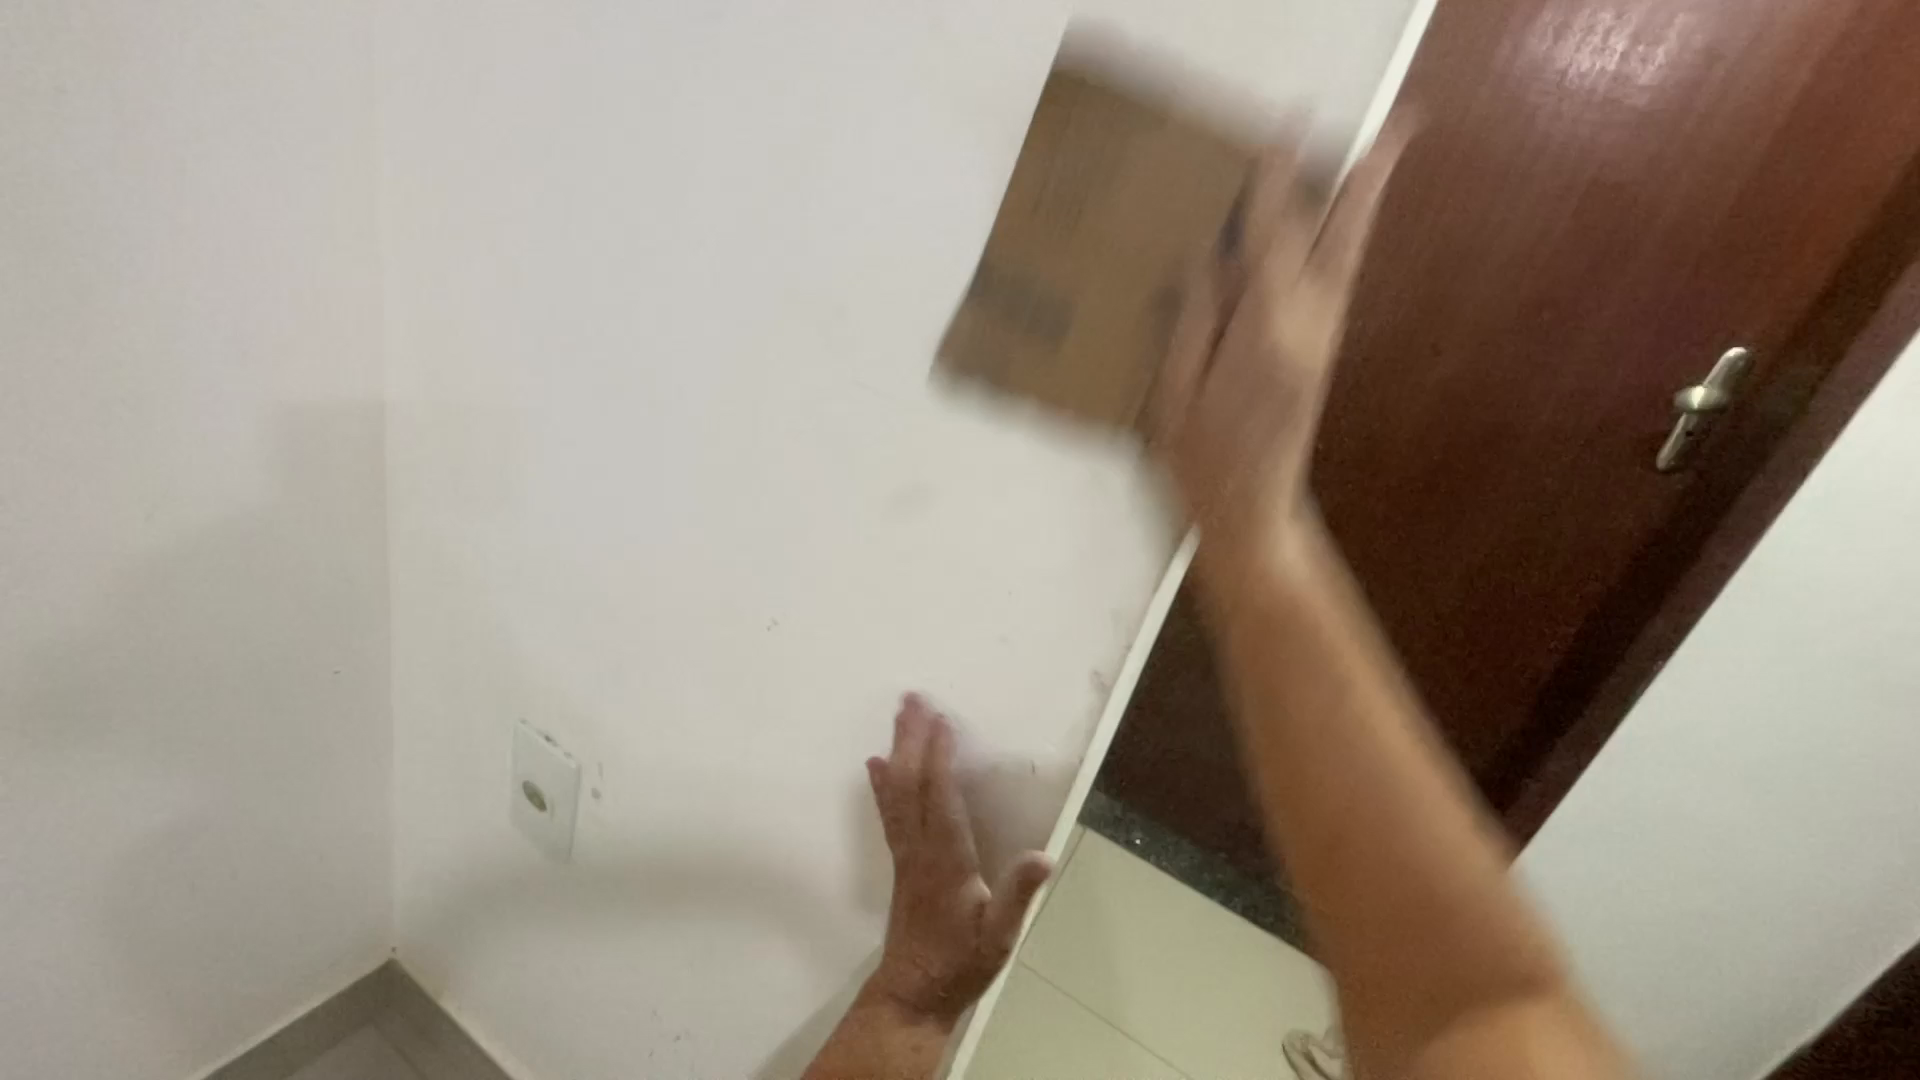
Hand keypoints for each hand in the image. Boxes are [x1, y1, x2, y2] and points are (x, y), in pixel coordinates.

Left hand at [863, 695, 1053, 1024]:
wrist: (913, 994)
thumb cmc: (960, 963)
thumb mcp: (998, 936)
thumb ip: (1017, 895)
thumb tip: (1043, 855)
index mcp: (947, 859)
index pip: (941, 797)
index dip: (940, 758)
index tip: (942, 721)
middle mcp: (920, 846)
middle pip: (912, 783)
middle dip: (913, 739)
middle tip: (912, 699)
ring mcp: (906, 852)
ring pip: (897, 791)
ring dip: (899, 749)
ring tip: (899, 715)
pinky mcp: (900, 860)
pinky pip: (889, 810)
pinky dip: (882, 782)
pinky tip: (875, 763)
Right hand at [1150, 127, 1408, 573]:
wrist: (1252, 514)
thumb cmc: (1199, 462)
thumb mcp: (1174, 393)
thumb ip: (1193, 322)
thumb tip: (1205, 258)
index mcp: (1263, 338)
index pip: (1272, 244)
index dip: (1275, 188)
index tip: (1281, 134)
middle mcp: (1308, 330)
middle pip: (1337, 241)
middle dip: (1363, 181)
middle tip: (1397, 123)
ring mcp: (1323, 343)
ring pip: (1348, 259)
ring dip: (1362, 205)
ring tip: (1382, 151)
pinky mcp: (1322, 356)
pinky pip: (1336, 284)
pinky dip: (1342, 243)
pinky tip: (1334, 226)